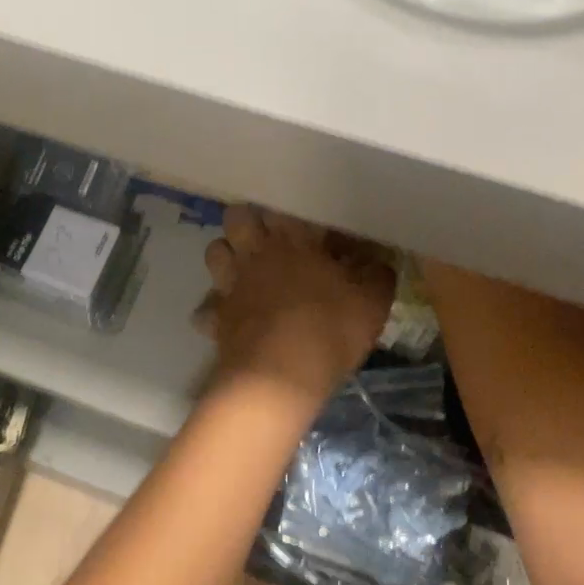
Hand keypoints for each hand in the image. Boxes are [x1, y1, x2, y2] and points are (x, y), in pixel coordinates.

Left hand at [193, 205, 394, 402]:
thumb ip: (376, 275)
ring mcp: (230, 284)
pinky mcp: (216, 316)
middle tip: (268, 239)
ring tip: (246, 270)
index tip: (308, 226)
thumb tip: (377, 262)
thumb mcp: (371, 303)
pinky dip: (214, 310)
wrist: (278, 378)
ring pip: (214, 251)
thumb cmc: (328, 332)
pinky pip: (206, 307)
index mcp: (293, 241)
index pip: (284, 207)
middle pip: (236, 216)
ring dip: (227, 256)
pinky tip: (230, 317)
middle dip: (247, 222)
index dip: (292, 212)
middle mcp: (255, 254)